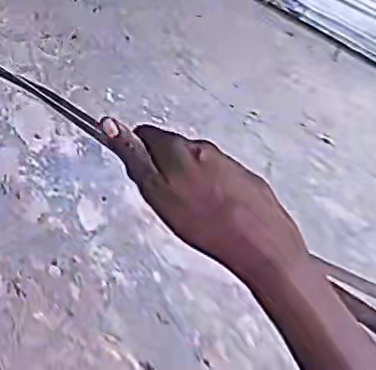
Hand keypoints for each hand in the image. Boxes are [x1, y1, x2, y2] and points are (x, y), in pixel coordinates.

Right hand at [102, 119, 309, 282]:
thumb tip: (110, 124)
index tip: (142, 174)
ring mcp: (229, 163)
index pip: (145, 134)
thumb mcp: (157, 193)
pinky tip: (220, 216)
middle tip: (168, 199)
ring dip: (193, 179)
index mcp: (177, 147)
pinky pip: (225, 179)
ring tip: (196, 213)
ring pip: (200, 164)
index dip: (138, 153)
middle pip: (173, 148)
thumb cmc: (208, 225)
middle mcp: (203, 147)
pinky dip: (218, 192)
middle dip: (167, 167)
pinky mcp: (250, 181)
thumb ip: (133, 157)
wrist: (265, 250)